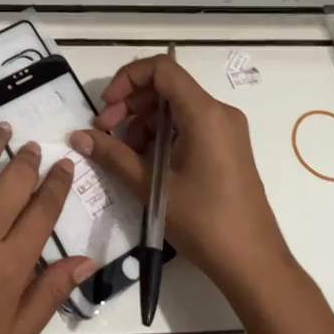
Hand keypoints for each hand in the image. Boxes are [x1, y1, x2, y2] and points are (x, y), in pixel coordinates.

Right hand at [70, 53, 291, 291]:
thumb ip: (113, 155)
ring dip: (144, 122)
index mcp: (205, 113)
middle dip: (130, 104)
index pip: (162, 69)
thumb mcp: (152, 188)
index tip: (107, 106)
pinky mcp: (227, 147)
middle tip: (105, 132)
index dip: (128, 79)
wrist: (254, 264)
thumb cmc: (205, 222)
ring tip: (126, 155)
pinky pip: (188, 125)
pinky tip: (147, 164)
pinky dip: (162, 135)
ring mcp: (226, 130)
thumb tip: (78, 136)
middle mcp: (219, 112)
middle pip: (166, 87)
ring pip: (175, 107)